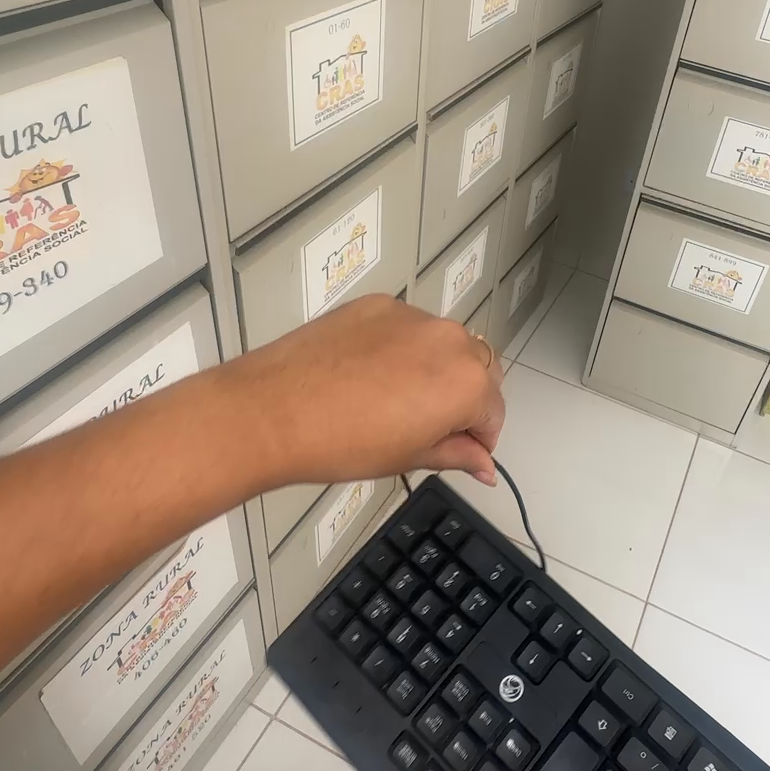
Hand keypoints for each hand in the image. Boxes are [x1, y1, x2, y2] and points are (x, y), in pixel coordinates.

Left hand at [214, 295, 504, 487]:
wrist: (275, 410)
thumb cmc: (346, 444)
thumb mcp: (410, 457)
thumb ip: (458, 454)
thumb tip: (486, 466)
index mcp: (468, 382)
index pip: (494, 412)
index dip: (479, 439)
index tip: (459, 452)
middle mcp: (451, 339)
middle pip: (478, 369)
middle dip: (465, 398)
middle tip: (429, 426)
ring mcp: (413, 316)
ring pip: (444, 344)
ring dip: (436, 369)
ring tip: (395, 398)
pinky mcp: (379, 304)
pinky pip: (408, 328)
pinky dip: (403, 348)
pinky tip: (370, 374)